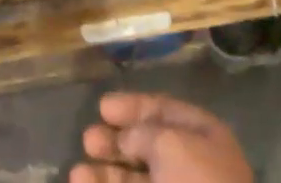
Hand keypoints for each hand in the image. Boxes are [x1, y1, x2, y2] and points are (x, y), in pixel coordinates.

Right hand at [72, 92, 253, 182]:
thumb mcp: (170, 144)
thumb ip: (142, 133)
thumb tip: (125, 139)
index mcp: (203, 138)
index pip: (165, 113)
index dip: (134, 106)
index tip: (102, 106)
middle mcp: (189, 166)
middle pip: (146, 147)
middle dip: (115, 142)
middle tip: (88, 140)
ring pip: (133, 181)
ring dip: (105, 174)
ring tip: (77, 172)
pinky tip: (80, 182)